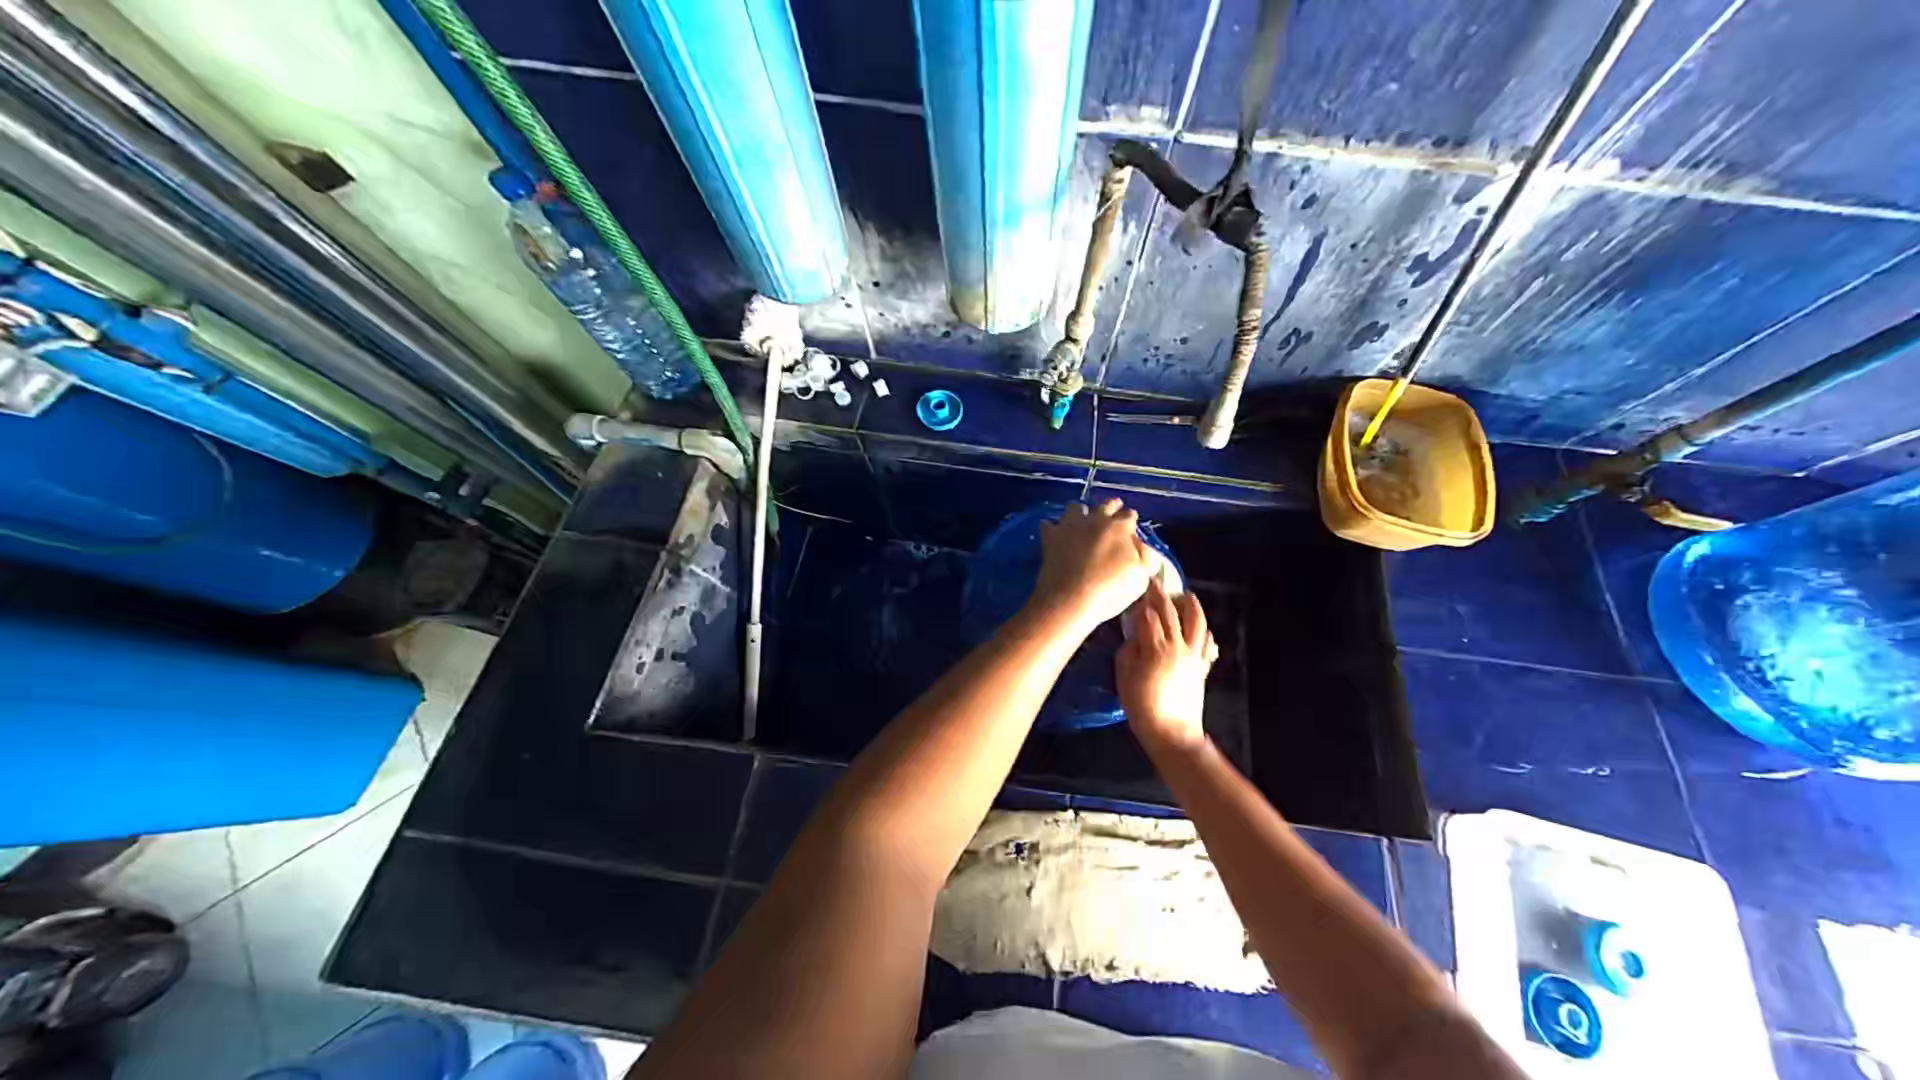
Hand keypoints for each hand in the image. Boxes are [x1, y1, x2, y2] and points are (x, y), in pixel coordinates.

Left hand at [1030, 499, 1153, 631]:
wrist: (1070, 598)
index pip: (1129, 516)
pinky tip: (1054, 532)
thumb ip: (1145, 557)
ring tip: (1082, 519)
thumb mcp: (1141, 577)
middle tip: (1114, 507)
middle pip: (1105, 505)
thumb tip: (1140, 545)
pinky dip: (1053, 527)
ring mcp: (1070, 525)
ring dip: (1081, 512)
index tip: (1132, 522)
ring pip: (1076, 507)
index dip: (1131, 519)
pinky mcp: (1050, 536)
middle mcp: (1095, 519)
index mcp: (1120, 527)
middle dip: (1112, 506)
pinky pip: (1049, 524)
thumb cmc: (1111, 589)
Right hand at [1117, 575, 1217, 750]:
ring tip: (1186, 595)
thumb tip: (1134, 637)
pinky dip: (1204, 631)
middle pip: (1170, 612)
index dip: (1141, 600)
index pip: (1148, 614)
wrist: (1172, 732)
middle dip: (1161, 594)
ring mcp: (1193, 655)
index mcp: (1155, 646)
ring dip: (1191, 605)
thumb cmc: (1141, 705)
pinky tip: (1201, 629)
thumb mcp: (1124, 676)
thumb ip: (1128, 651)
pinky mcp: (1202, 667)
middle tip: (1154, 581)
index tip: (1135, 588)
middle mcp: (1177, 645)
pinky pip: (1207, 643)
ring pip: (1196, 622)